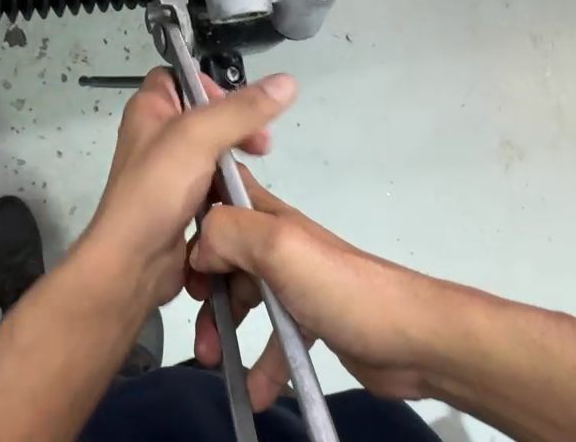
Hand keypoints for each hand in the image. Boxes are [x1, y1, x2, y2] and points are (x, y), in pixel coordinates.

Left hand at [76, 67, 296, 315]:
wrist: (134, 261)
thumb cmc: (158, 188)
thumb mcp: (199, 137)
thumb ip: (242, 110)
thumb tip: (286, 82)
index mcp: (149, 109)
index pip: (179, 76)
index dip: (208, 84)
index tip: (237, 105)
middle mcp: (154, 135)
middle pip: (202, 115)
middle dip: (236, 124)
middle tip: (262, 142)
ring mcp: (166, 171)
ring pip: (210, 151)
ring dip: (235, 157)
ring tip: (258, 168)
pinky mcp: (179, 202)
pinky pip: (210, 183)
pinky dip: (228, 186)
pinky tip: (243, 197)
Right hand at [187, 168, 461, 406]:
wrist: (412, 339)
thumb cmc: (339, 285)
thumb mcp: (276, 245)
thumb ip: (228, 233)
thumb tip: (198, 249)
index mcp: (266, 214)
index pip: (221, 185)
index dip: (192, 196)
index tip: (163, 227)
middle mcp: (275, 242)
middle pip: (221, 249)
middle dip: (199, 278)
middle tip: (187, 308)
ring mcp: (292, 282)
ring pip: (240, 296)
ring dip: (221, 325)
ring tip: (211, 360)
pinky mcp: (309, 320)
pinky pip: (271, 338)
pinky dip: (259, 363)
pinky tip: (254, 391)